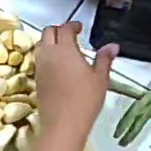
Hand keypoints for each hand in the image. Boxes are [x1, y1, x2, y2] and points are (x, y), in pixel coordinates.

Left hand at [34, 21, 115, 143]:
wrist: (63, 124)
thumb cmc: (85, 99)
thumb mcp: (100, 78)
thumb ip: (104, 59)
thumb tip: (113, 46)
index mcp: (65, 49)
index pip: (64, 28)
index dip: (72, 25)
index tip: (79, 28)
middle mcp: (49, 54)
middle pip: (48, 32)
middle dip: (58, 30)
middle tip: (71, 35)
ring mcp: (40, 67)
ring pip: (40, 45)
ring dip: (50, 42)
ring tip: (64, 49)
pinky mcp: (37, 80)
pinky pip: (39, 59)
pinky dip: (47, 55)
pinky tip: (58, 66)